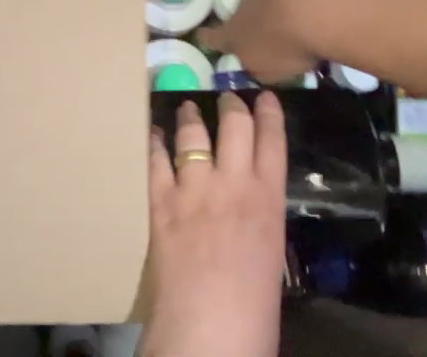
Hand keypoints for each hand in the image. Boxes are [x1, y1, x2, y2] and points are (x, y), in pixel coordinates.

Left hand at [144, 93, 286, 356]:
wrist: (210, 331)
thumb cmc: (253, 310)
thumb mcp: (270, 255)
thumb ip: (259, 221)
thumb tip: (250, 212)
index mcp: (269, 201)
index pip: (273, 141)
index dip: (268, 112)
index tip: (263, 95)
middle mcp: (234, 183)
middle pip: (235, 126)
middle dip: (231, 105)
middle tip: (226, 96)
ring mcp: (195, 189)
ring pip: (193, 135)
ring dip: (191, 116)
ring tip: (187, 106)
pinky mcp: (161, 202)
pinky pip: (157, 161)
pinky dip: (155, 143)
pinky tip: (153, 133)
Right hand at [197, 0, 334, 84]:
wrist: (314, 5)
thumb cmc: (288, 46)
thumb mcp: (272, 72)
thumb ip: (259, 69)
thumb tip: (254, 64)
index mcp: (235, 33)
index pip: (214, 38)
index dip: (209, 38)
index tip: (203, 35)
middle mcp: (243, 4)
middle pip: (242, 14)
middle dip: (252, 21)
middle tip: (269, 33)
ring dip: (274, 6)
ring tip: (296, 18)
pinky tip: (313, 3)